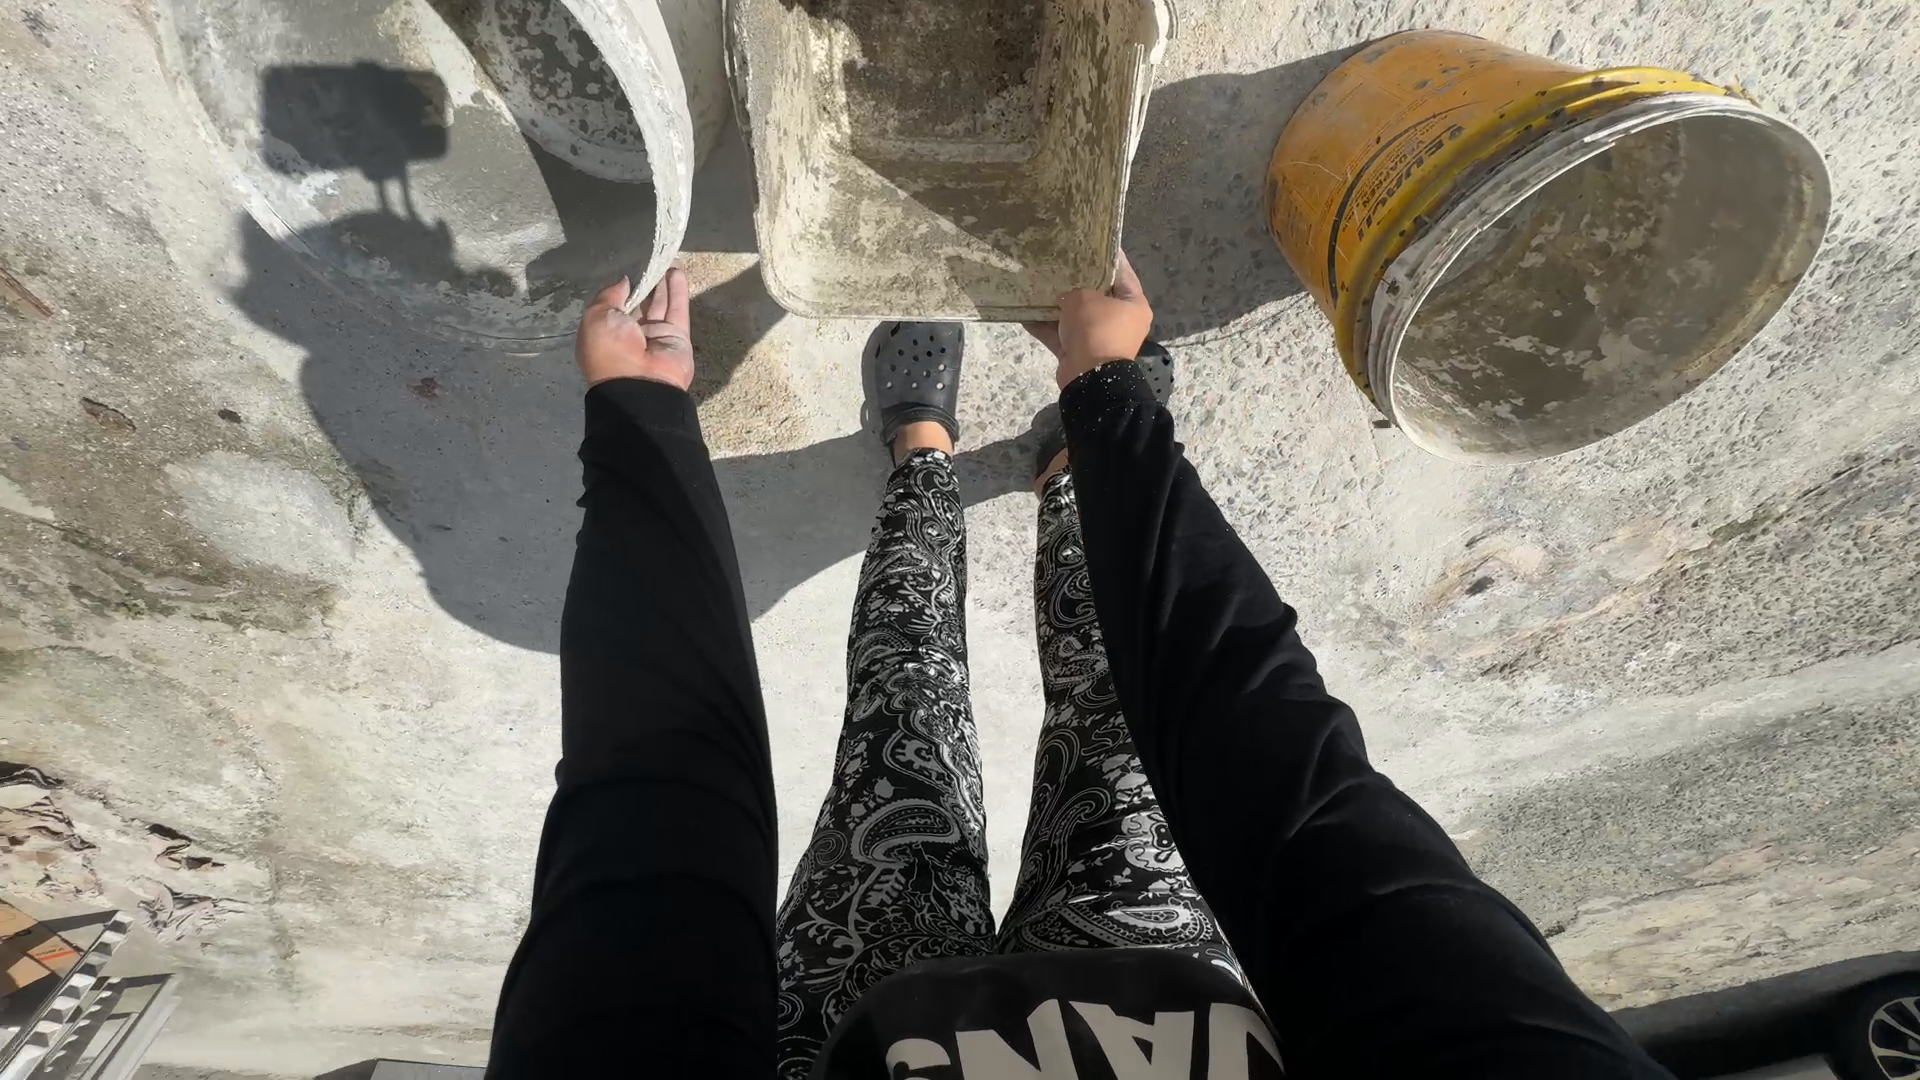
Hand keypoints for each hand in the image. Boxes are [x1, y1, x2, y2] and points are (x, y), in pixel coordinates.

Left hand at [576, 268, 693, 390]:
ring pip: (660, 304)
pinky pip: (677, 310)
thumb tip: (624, 281)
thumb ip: (610, 295)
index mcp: (607, 333)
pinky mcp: (677, 336)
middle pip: (640, 303)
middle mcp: (632, 334)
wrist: (640, 381)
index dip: (621, 289)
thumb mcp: (597, 316)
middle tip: (649, 261)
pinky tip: (677, 271)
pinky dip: (677, 291)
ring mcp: (656, 335)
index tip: (627, 271)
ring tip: (665, 260)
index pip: (615, 306)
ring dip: (662, 283)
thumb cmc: (610, 349)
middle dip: (644, 283)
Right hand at [1024, 250, 1152, 388]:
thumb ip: (1074, 291)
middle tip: (1062, 262)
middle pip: (1097, 295)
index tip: (1095, 241)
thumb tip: (1065, 298)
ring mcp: (1098, 339)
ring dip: (1057, 306)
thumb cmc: (1096, 329)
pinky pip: (1060, 335)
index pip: (1123, 273)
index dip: (1108, 256)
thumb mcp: (1084, 299)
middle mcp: (1119, 322)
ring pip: (1076, 317)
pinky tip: (1025, 314)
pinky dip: (1045, 327)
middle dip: (1078, 282)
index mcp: (1133, 304)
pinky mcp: (1078, 354)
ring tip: (1039, 286)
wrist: (1089, 377)